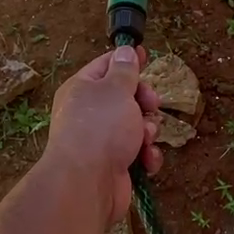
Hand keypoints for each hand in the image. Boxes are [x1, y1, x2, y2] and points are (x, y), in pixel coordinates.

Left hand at [45, 45, 163, 225]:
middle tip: (151, 104)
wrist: (87, 183)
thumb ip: (124, 70)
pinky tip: (146, 160)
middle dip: (143, 101)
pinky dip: (146, 155)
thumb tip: (125, 50)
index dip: (127, 60)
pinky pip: (138, 153)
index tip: (146, 55)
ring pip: (135, 126)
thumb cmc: (100, 127)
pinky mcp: (115, 165)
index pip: (106, 66)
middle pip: (125, 97)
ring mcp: (102, 141)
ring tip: (144, 137)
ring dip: (147, 130)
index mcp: (82, 89)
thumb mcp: (116, 89)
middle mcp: (89, 113)